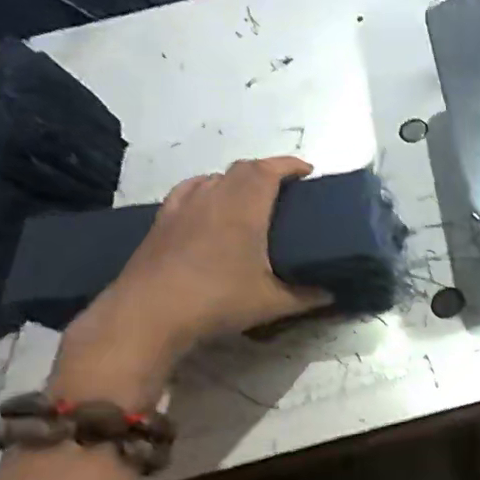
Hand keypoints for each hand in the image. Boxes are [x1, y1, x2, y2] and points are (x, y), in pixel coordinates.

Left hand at [53, 158, 331, 406]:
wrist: (148, 314)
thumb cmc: (217, 301)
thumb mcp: (272, 303)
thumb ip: (305, 297)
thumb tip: (331, 294)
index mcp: (244, 209)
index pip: (268, 170)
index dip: (289, 165)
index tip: (307, 171)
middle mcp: (212, 198)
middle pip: (241, 169)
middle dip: (266, 170)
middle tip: (286, 187)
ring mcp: (182, 207)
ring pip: (213, 177)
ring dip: (236, 179)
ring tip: (251, 197)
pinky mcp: (161, 222)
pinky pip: (188, 192)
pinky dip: (206, 189)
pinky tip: (208, 206)